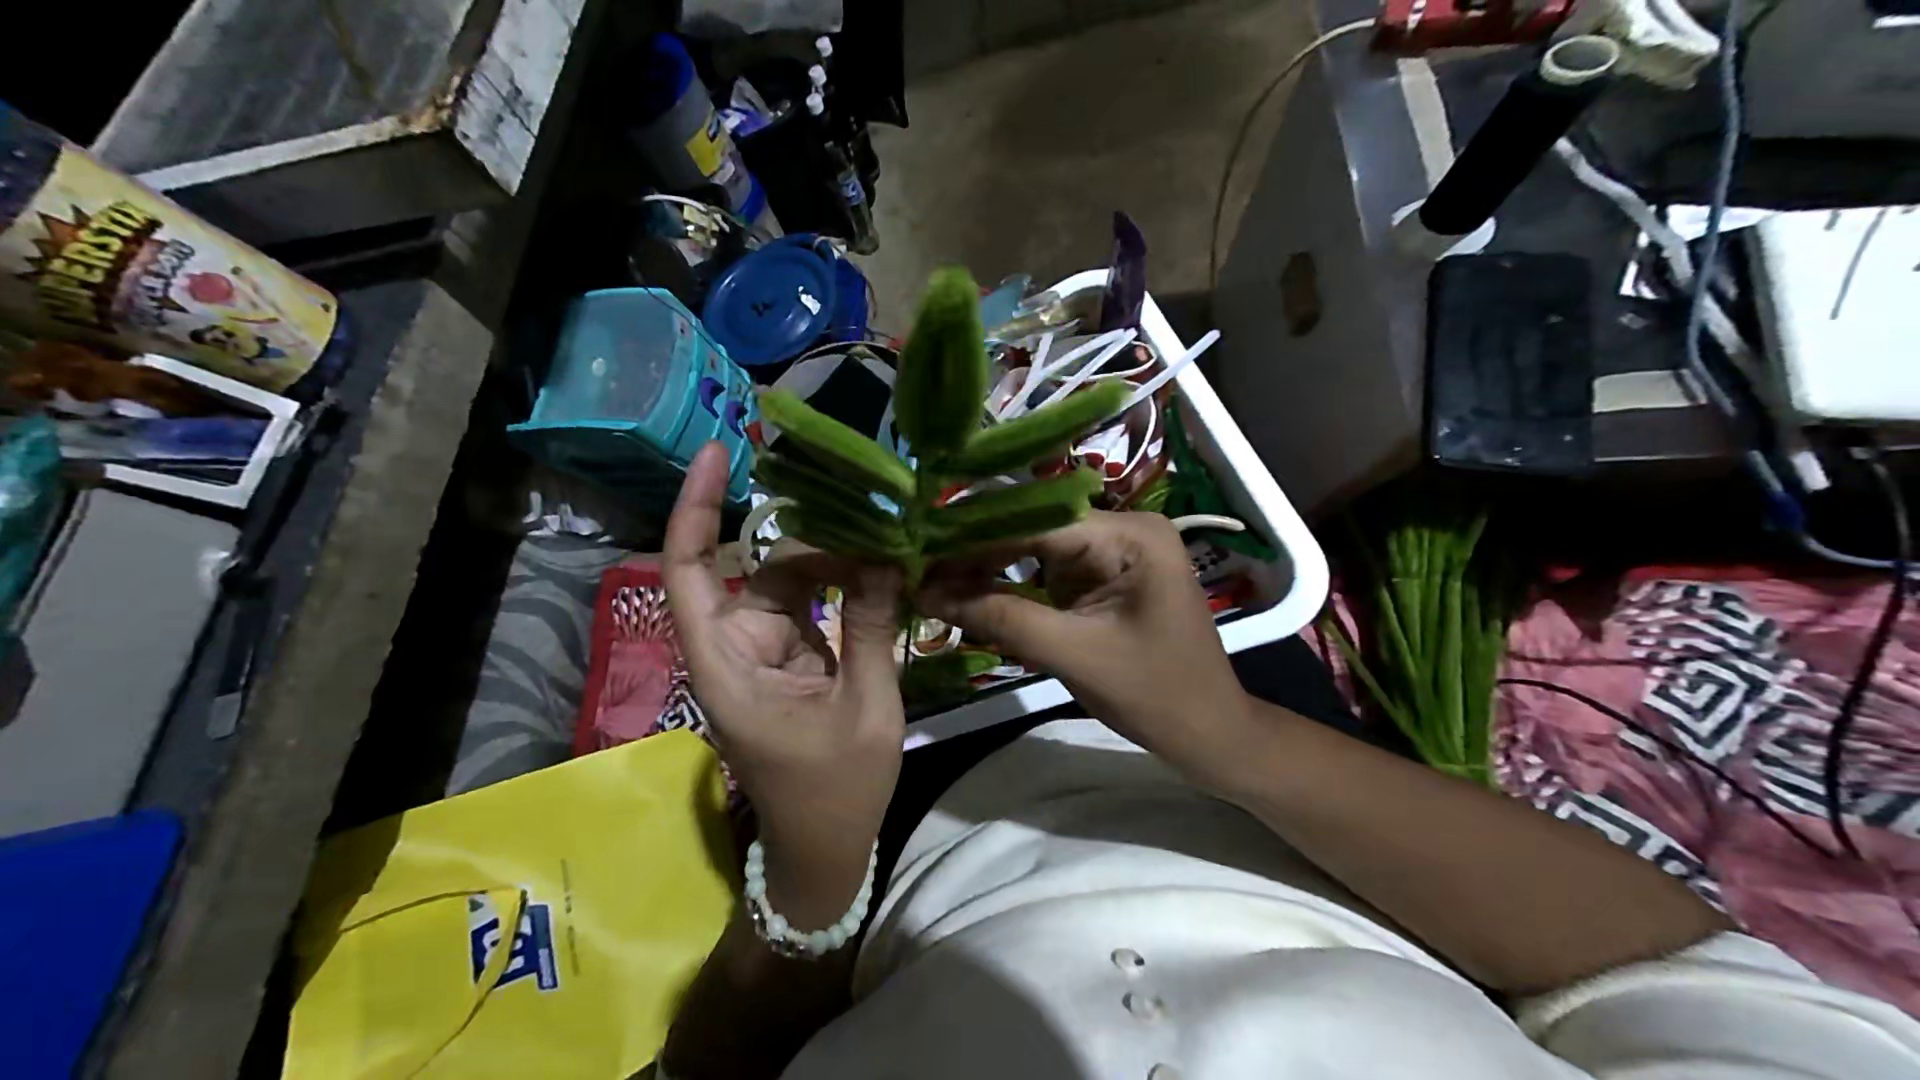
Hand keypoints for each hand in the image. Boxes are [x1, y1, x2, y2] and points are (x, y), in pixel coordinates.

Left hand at [664, 443, 904, 926]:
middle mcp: (737, 647)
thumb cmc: (836, 791)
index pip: (690, 572)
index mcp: (729, 664)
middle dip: (814, 537)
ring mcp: (765, 652)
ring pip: (791, 583)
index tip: (717, 453)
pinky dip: (844, 586)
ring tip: (889, 535)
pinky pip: (812, 606)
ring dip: (836, 560)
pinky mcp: (791, 659)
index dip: (695, 509)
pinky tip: (882, 567)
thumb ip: (873, 626)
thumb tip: (886, 554)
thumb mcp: (866, 707)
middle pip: (761, 569)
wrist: (824, 850)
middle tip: (876, 510)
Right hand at [919, 510, 1249, 767]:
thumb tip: (928, 593)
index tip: (919, 549)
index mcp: (1129, 535)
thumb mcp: (1075, 655)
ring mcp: (1110, 552)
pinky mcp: (1100, 576)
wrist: (1208, 732)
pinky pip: (1044, 571)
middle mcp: (1120, 529)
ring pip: (1032, 549)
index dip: (974, 536)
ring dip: (985, 567)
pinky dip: (1008, 585)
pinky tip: (967, 592)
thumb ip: (1003, 618)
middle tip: (917, 569)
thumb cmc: (1155, 694)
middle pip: (1032, 529)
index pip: (1036, 521)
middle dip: (975, 552)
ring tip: (931, 580)